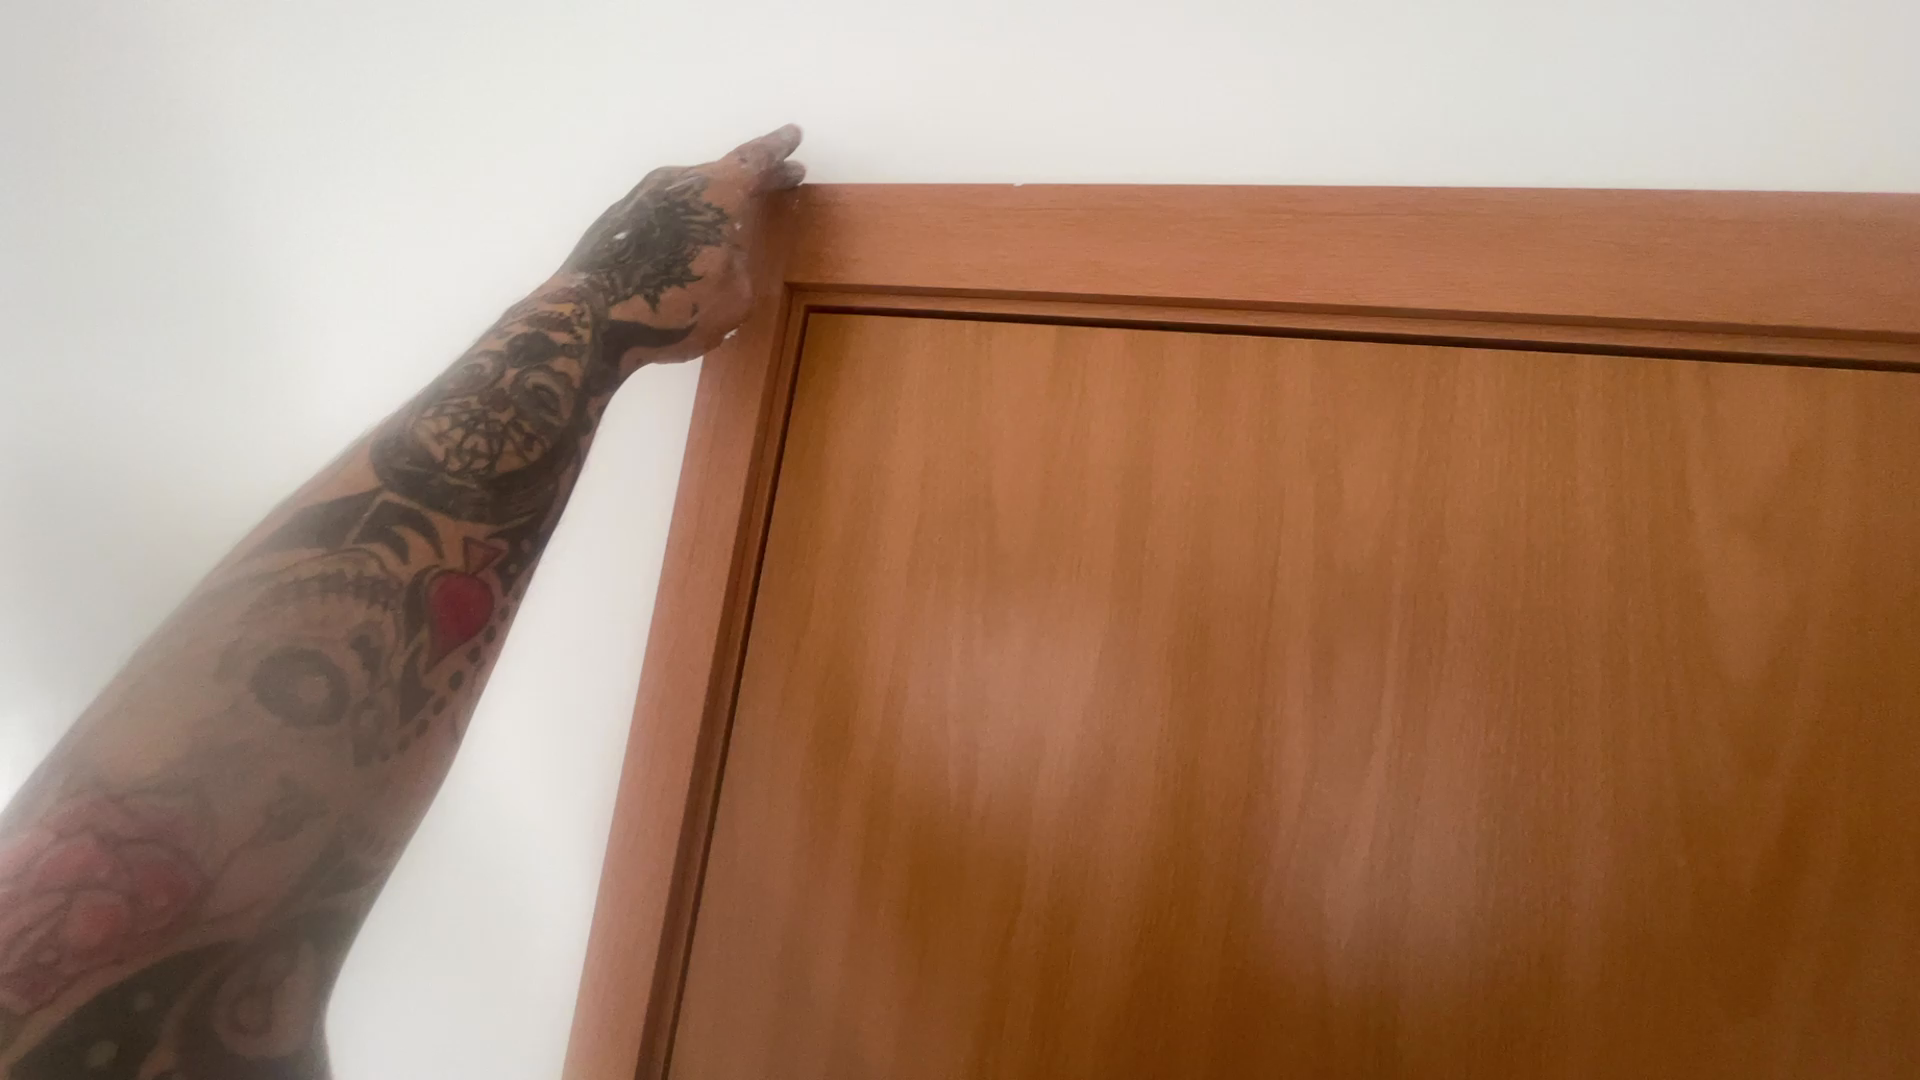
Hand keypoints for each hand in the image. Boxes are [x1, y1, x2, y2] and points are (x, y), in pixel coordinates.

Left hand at [559, 125, 805, 366]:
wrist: (593, 314)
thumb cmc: (676, 308)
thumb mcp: (734, 299)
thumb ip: (740, 268)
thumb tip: (727, 257)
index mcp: (714, 194)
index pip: (754, 161)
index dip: (777, 150)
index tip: (793, 135)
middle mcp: (678, 183)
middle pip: (723, 173)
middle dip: (757, 176)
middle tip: (782, 177)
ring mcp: (644, 197)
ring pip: (694, 192)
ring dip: (719, 201)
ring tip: (738, 216)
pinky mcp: (621, 218)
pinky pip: (670, 212)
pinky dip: (690, 219)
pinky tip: (694, 244)